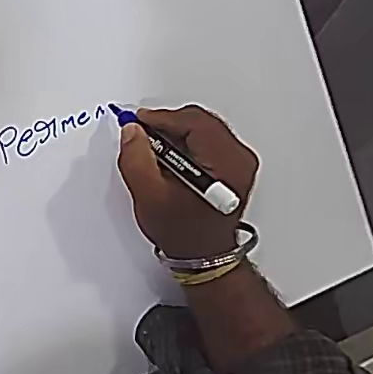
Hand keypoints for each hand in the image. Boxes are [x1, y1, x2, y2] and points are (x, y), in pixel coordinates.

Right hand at [117, 105, 259, 258]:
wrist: (203, 255)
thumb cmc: (182, 232)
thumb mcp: (149, 197)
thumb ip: (137, 160)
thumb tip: (133, 131)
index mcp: (224, 165)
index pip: (193, 124)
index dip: (161, 118)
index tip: (138, 121)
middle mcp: (238, 160)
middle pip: (201, 122)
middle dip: (168, 123)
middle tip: (142, 131)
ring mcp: (239, 162)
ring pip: (204, 128)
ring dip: (176, 131)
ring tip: (153, 145)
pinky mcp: (234, 165)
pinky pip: (209, 139)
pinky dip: (186, 140)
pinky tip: (168, 154)